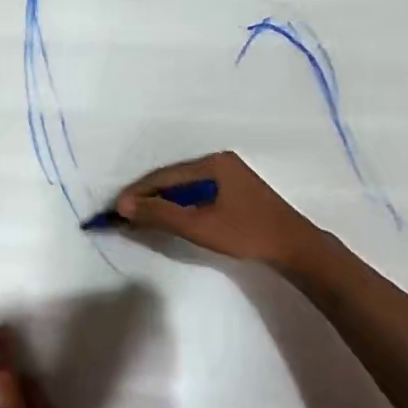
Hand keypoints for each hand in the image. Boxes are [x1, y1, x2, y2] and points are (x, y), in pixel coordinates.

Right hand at [115, 151, 325, 267]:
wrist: (293, 246)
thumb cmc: (246, 233)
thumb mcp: (199, 225)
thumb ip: (161, 215)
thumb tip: (124, 206)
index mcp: (213, 163)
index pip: (165, 176)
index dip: (138, 192)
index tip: (115, 209)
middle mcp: (220, 162)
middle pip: (174, 178)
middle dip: (148, 196)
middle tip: (124, 214)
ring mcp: (229, 175)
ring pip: (185, 187)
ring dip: (162, 202)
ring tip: (141, 218)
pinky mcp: (235, 191)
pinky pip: (197, 193)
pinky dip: (179, 205)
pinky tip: (169, 217)